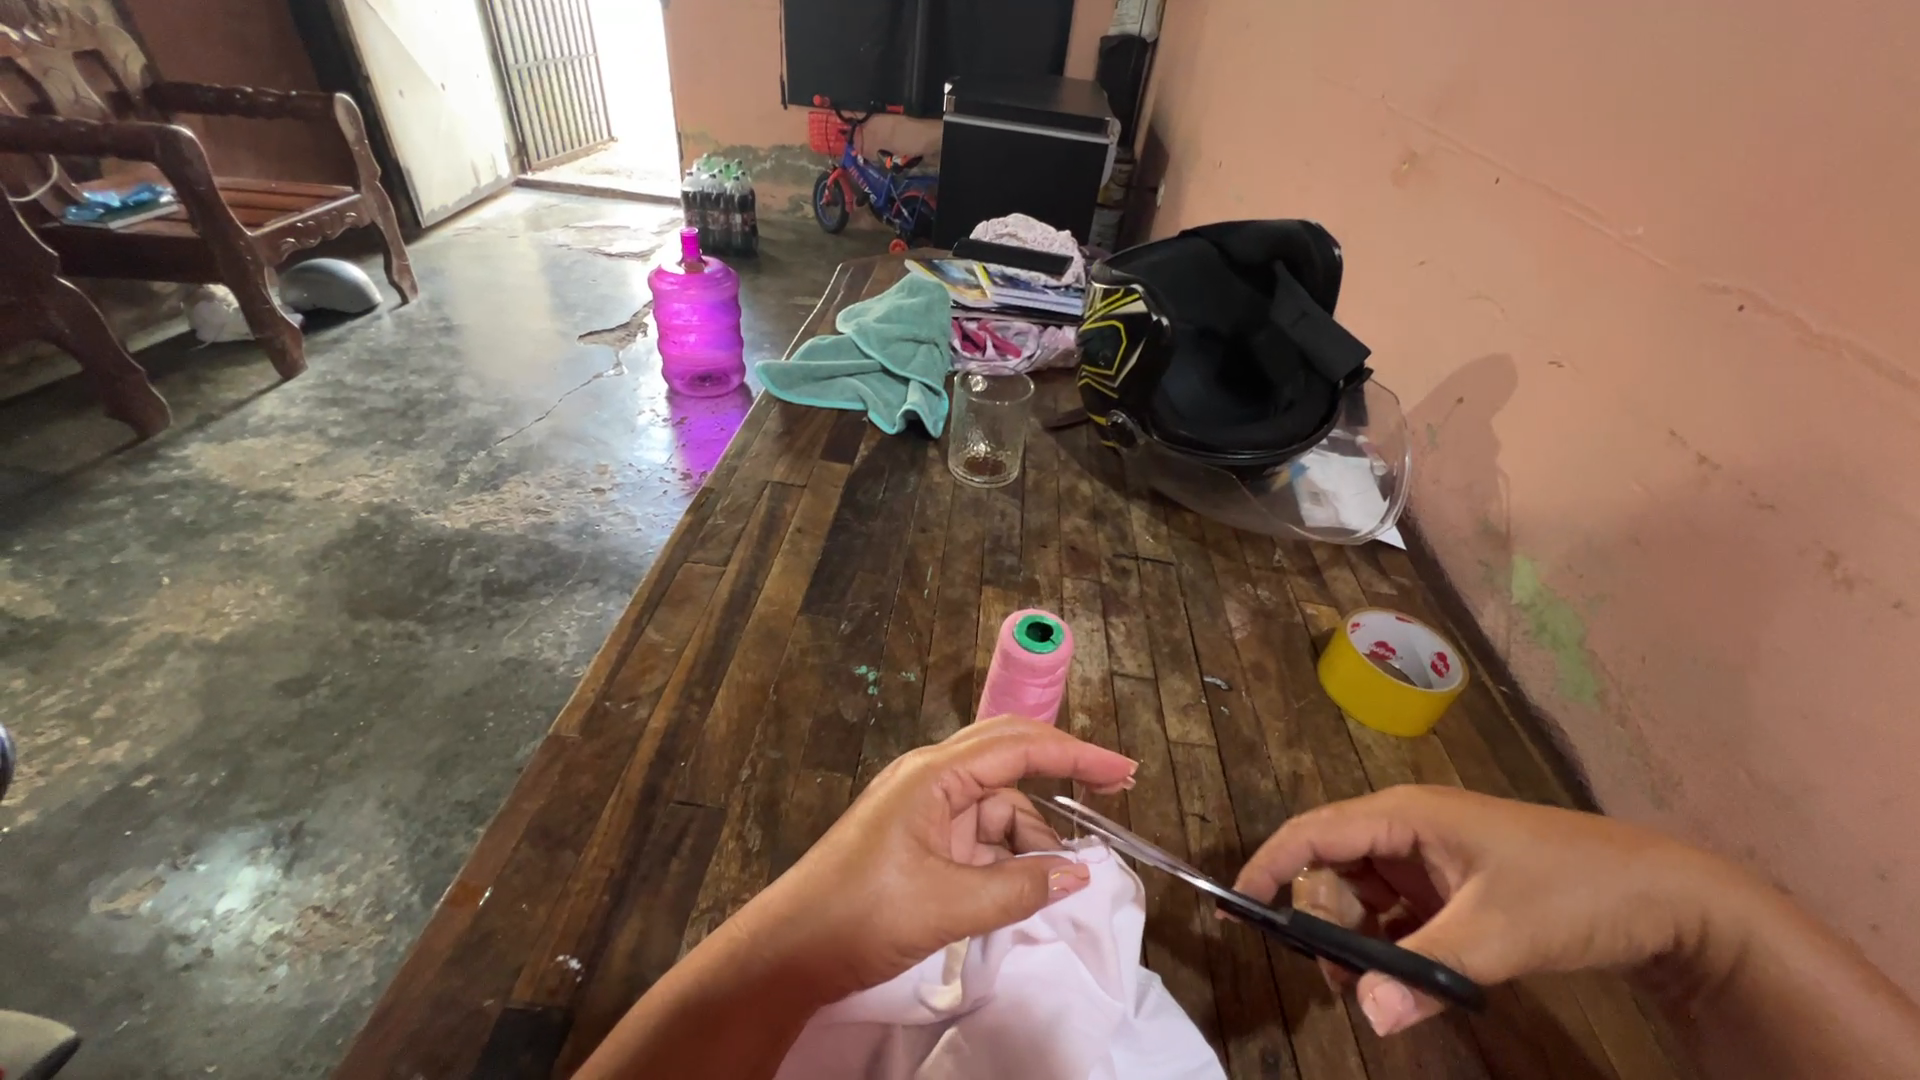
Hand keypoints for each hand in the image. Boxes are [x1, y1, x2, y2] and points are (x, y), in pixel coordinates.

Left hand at [729, 719, 1137, 1002]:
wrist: (790, 952)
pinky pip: (980, 836)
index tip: (1124, 771)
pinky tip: (1026, 884)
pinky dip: (1009, 856)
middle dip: (1060, 770)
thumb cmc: (863, 914)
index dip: (1075, 754)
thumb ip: (1020, 886)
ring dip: (1032, 835)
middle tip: (1114, 790)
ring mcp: (926, 809)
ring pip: (998, 805)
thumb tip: (1079, 873)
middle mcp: (932, 779)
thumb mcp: (949, 904)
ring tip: (1059, 877)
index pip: (1018, 746)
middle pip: (1008, 756)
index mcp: (934, 774)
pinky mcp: (923, 840)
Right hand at [1234, 785, 1753, 1036]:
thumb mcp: (1501, 934)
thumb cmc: (1576, 891)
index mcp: (1404, 814)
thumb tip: (1363, 1013)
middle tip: (1334, 971)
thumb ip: (1427, 971)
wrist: (1670, 898)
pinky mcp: (1446, 886)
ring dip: (1353, 935)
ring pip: (1358, 891)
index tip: (1234, 906)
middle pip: (1330, 865)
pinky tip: (1398, 978)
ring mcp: (1426, 857)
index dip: (1269, 865)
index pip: (1313, 833)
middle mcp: (1403, 828)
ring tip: (1369, 983)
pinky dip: (1385, 944)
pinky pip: (1392, 912)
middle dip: (1321, 915)